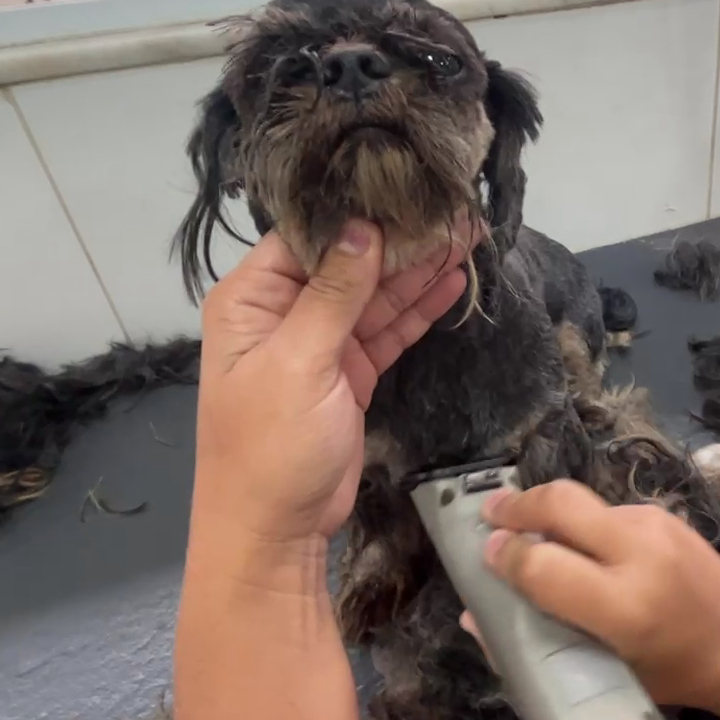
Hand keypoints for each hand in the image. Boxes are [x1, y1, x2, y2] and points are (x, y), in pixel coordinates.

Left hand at [193, 220, 473, 569]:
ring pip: (377, 296)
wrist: (277, 531)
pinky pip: (389, 330)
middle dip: (401, 240)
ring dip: (419, 272)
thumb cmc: (268, 447)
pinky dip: (419, 310)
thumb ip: (333, 294)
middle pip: (351, 263)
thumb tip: (361, 227)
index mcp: (253, 300)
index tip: (407, 189)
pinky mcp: (352, 371)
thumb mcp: (299, 363)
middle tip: (454, 212)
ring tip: (466, 239)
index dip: (357, 215)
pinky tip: (451, 283)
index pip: (307, 238)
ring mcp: (322, 343)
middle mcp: (286, 312)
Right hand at [478, 481, 719, 714]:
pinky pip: (605, 510)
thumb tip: (476, 618)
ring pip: (582, 502)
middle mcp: (639, 553)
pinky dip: (582, 524)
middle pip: (562, 503)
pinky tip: (579, 546)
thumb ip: (538, 644)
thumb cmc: (675, 674)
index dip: (507, 557)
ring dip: (549, 513)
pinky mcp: (662, 512)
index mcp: (624, 607)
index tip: (485, 553)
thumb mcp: (605, 674)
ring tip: (527, 529)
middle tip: (490, 513)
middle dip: (517, 504)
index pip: (545, 566)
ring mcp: (654, 524)